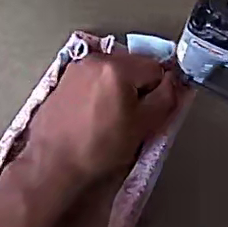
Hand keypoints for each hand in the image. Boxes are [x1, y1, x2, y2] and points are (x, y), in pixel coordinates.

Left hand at [18, 50, 178, 192]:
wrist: (53, 166)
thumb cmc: (98, 149)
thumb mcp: (143, 126)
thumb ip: (166, 97)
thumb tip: (174, 83)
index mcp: (117, 68)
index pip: (156, 68)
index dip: (159, 91)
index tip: (150, 112)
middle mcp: (95, 60)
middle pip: (134, 65)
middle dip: (139, 87)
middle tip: (133, 117)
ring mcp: (76, 69)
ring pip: (114, 73)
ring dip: (119, 89)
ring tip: (112, 119)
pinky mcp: (63, 81)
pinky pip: (94, 80)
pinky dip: (100, 92)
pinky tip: (94, 116)